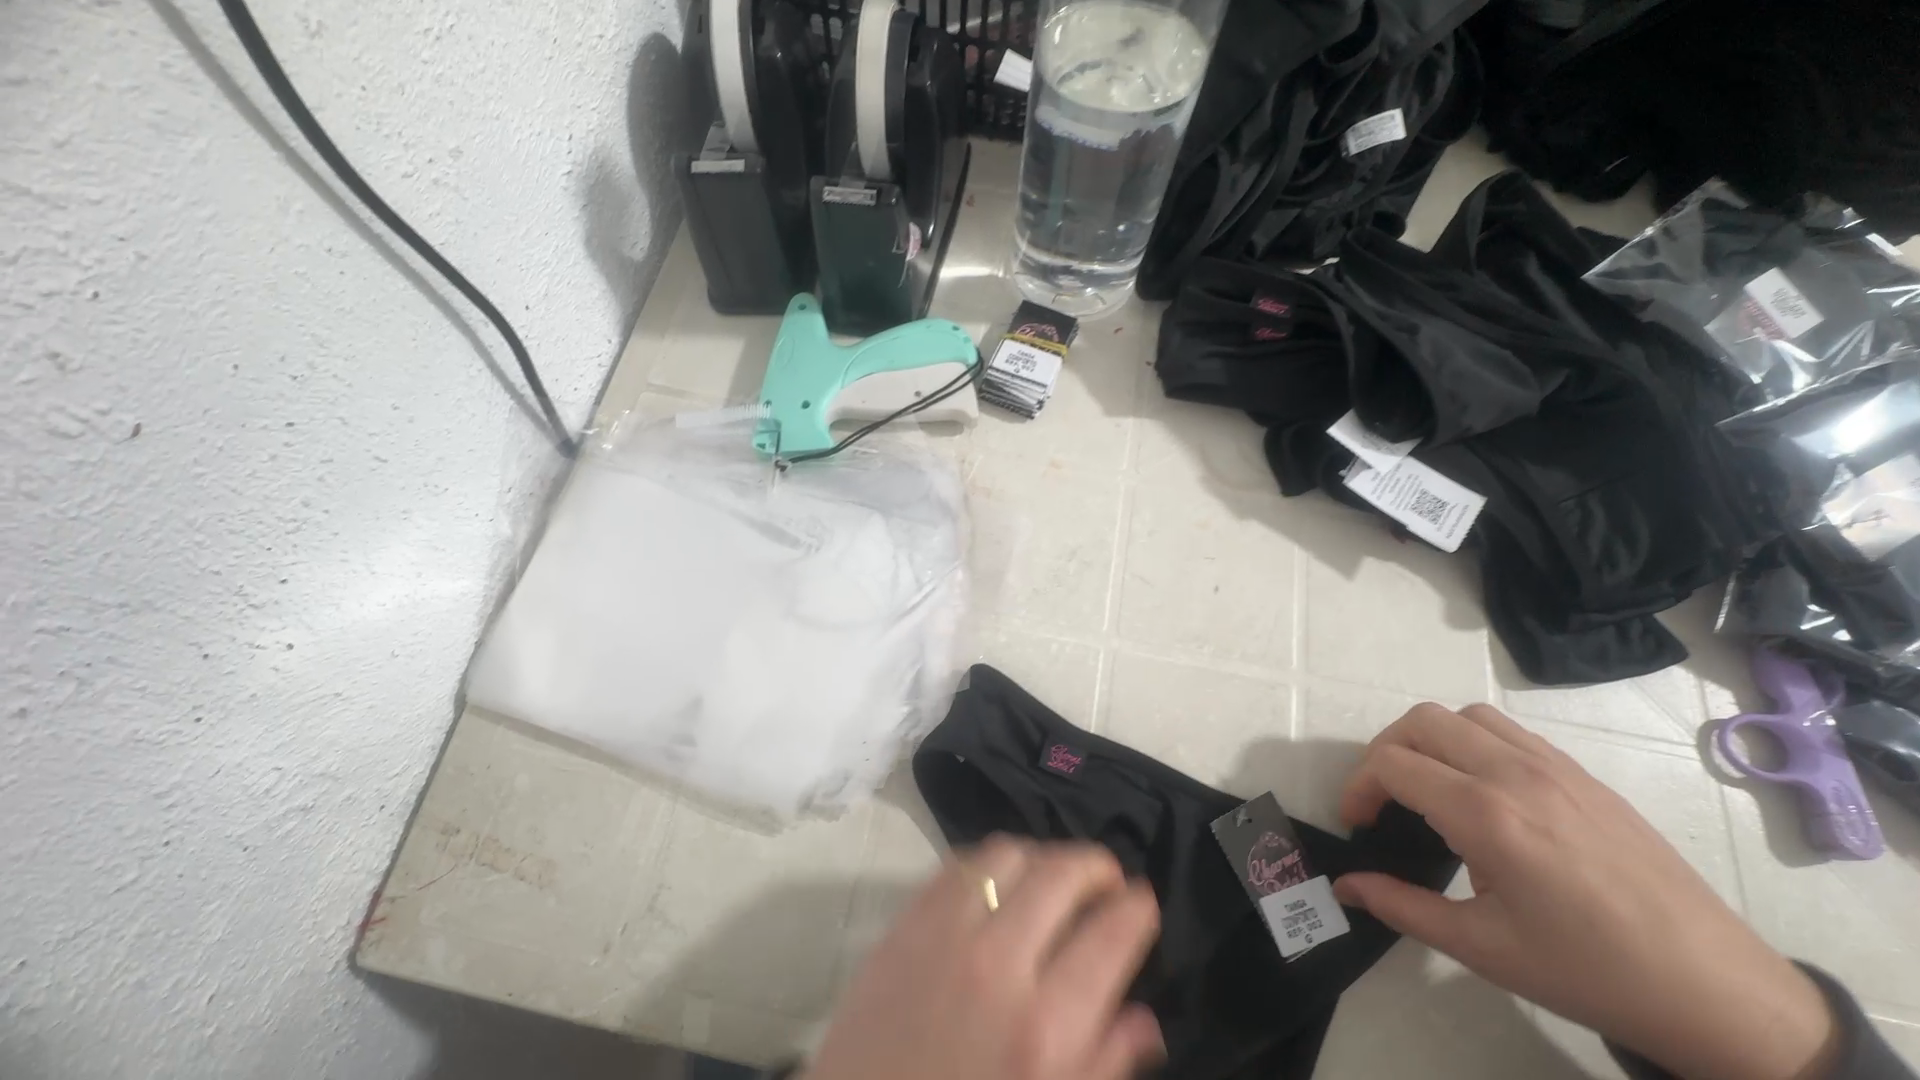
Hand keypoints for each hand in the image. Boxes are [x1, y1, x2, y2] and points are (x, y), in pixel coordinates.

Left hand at [804, 837, 1164, 1079]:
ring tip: (1052, 877)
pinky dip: (990, 862)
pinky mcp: (905, 924)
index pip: (1112, 936)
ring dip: (1043, 857)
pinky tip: (999, 880)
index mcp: (1046, 1027)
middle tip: (1106, 880)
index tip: (1143, 900)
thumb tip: (1146, 1017)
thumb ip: (1104, 1062)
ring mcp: (945, 936)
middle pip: (1063, 876)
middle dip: (1098, 866)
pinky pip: (956, 865)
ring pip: (1009, 855)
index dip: (1138, 907)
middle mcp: (1000, 966)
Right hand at [1332, 702, 1835, 1079]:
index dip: (1358, 788)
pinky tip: (1483, 794)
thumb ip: (1401, 907)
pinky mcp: (1584, 777)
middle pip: (1422, 722)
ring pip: (1467, 715)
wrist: (1712, 987)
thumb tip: (1345, 886)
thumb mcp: (1482, 948)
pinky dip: (1475, 743)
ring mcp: (1556, 768)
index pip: (1393, 764)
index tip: (1358, 825)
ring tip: (1428, 788)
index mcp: (1487, 815)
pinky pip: (1511, 732)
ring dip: (1430, 740)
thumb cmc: (1587, 971)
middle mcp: (1516, 774)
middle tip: (1382, 801)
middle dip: (1385, 752)